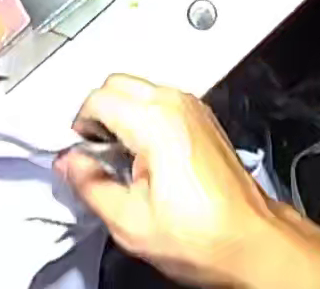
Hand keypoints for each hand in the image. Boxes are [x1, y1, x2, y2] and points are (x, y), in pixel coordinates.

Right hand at [57, 75, 281, 287]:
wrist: (249, 237)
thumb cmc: (200, 234)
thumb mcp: (131, 222)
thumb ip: (92, 185)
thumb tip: (70, 162)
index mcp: (155, 120)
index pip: (100, 99)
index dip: (81, 125)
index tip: (79, 152)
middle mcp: (175, 102)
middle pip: (118, 83)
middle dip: (98, 112)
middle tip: (94, 153)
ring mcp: (191, 105)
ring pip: (139, 87)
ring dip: (121, 112)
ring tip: (120, 159)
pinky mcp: (200, 114)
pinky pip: (160, 98)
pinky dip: (143, 114)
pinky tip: (145, 155)